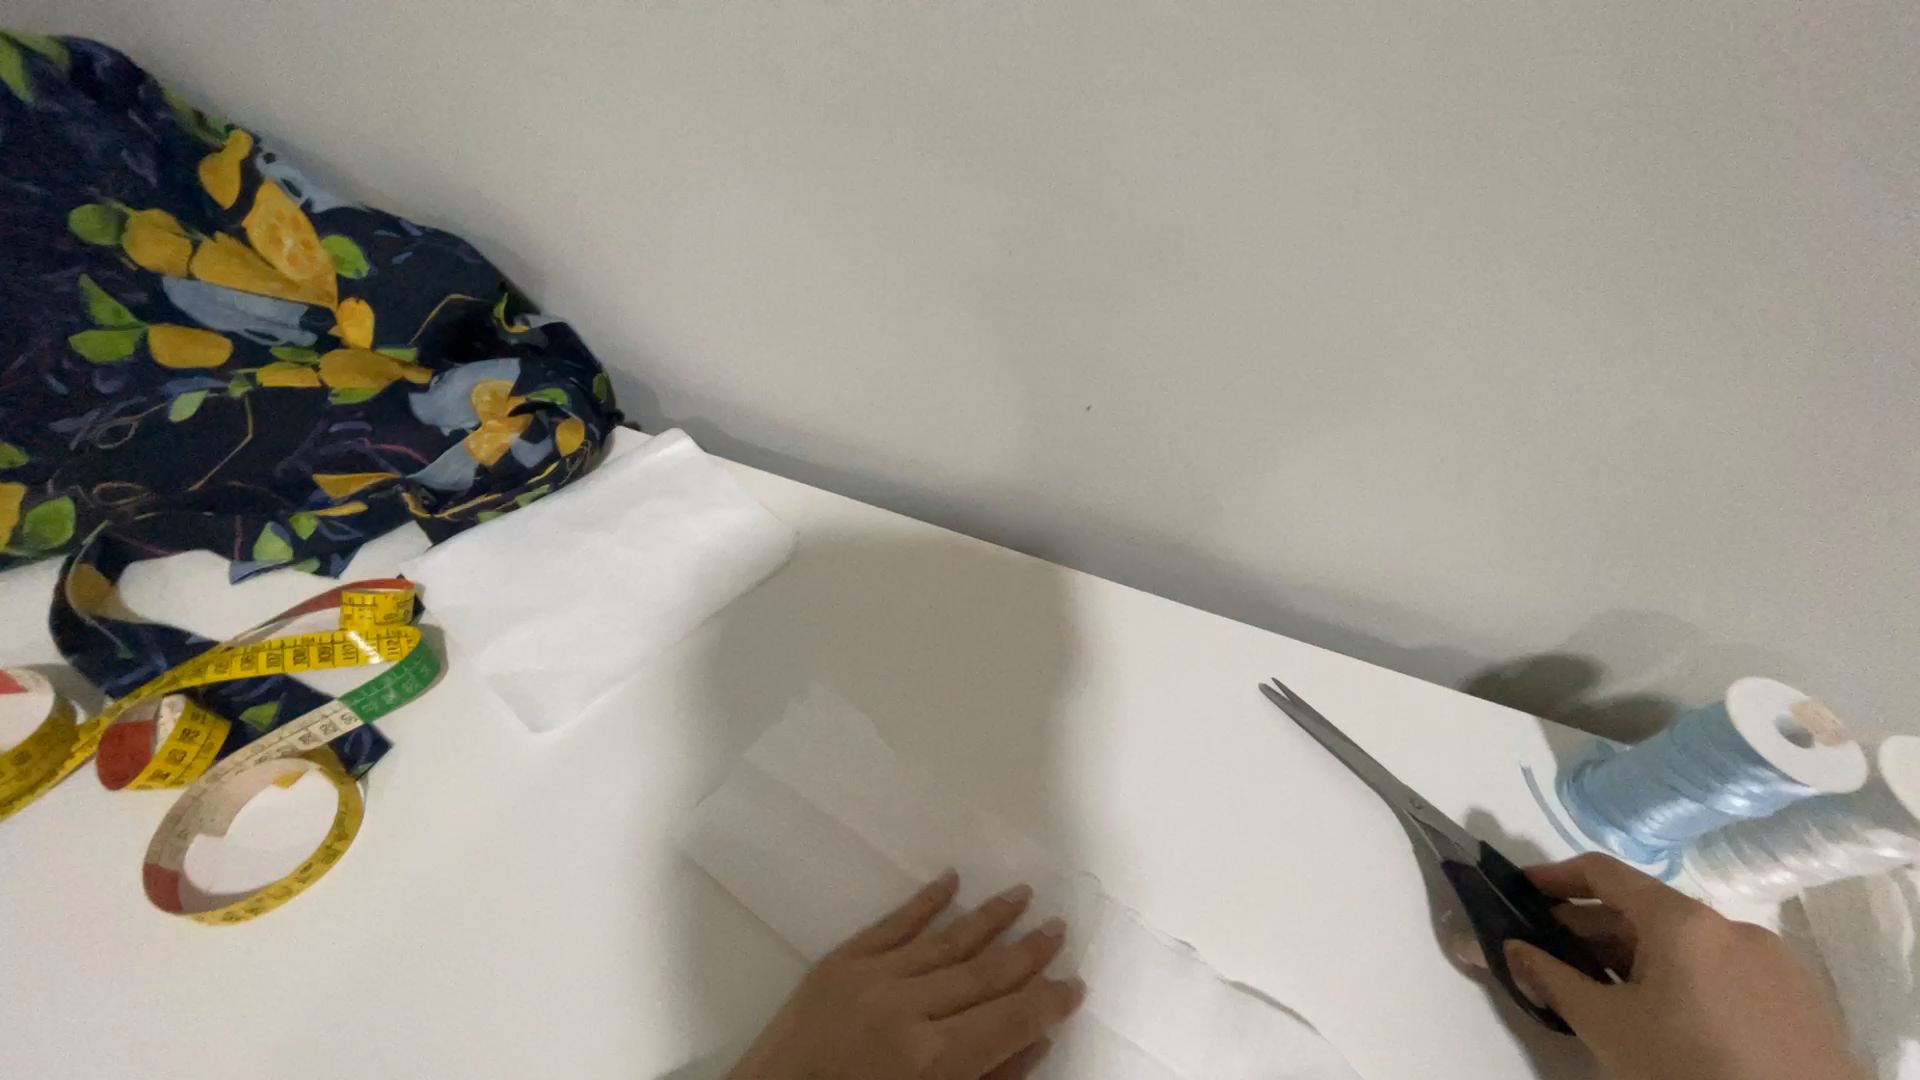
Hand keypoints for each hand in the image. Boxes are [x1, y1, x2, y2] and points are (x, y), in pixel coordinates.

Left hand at [728, 871, 1084, 1079]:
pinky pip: (893, 923)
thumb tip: (1034, 1041)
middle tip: (1060, 926)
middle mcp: (907, 1008)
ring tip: (1022, 895)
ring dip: (988, 917)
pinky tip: (952, 879)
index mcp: (931, 1060)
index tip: (1076, 982)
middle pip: (984, 973)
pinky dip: (925, 901)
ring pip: (946, 939)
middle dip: (1028, 952)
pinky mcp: (841, 960)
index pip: (1009, 1020)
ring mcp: (872, 977)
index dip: (1047, 1001)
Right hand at [1501, 853, 1862, 1079]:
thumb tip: (1508, 949)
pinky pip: (1721, 970)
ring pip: (1682, 942)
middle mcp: (1733, 928)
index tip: (1519, 892)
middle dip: (1588, 927)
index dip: (1552, 877)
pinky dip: (1678, 977)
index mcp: (1684, 920)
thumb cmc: (1690, 1067)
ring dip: (1631, 955)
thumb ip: (1547, 976)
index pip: (1602, 872)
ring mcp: (1777, 966)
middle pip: (1641, 909)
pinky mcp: (1804, 1005)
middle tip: (1549, 951)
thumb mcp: (1605, 1024)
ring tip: (1598, 988)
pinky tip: (1658, 1014)